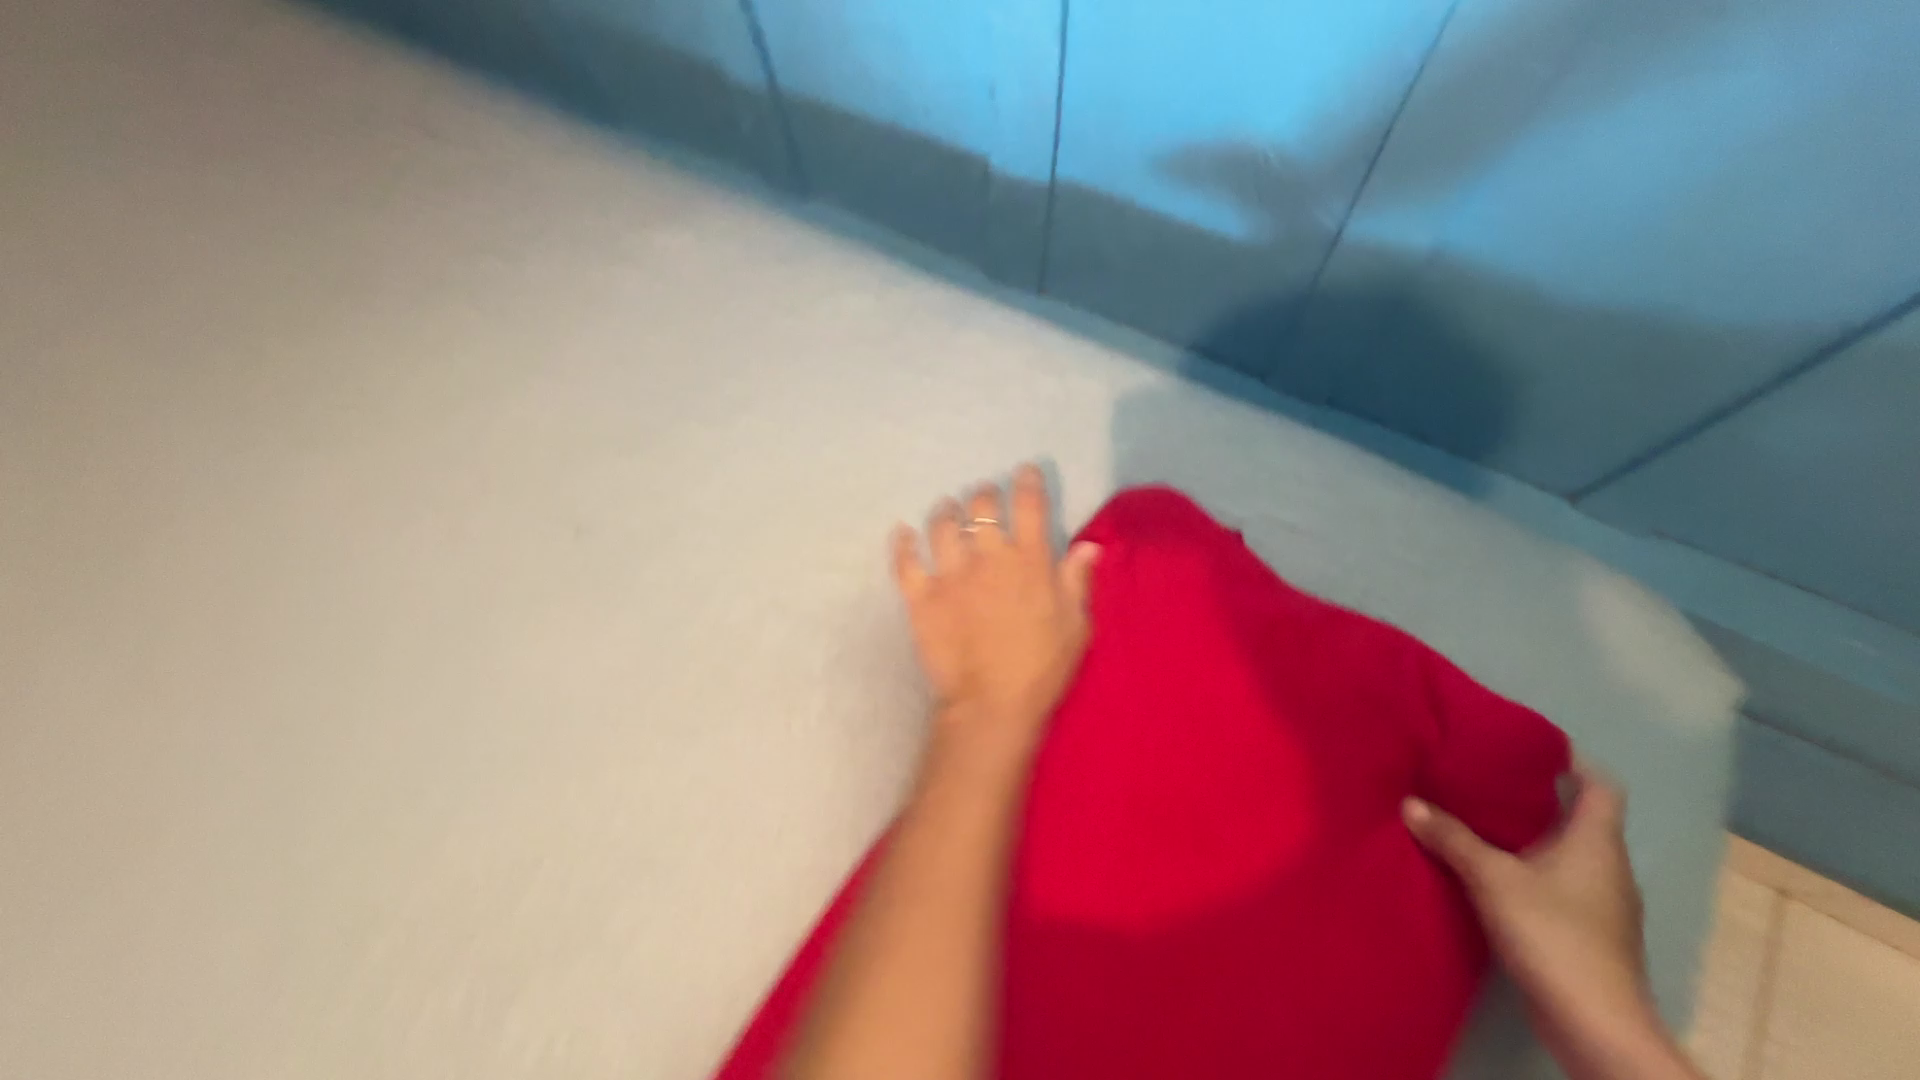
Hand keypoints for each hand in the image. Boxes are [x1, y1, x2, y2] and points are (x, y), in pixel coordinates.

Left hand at [891, 465, 1099, 762]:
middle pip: (981, 507)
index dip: (1026, 482)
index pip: (1029, 505)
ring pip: (942, 525)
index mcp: (1029, 562)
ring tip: (947, 507)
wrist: (993, 705)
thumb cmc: (1042, 668)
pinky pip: (906, 561)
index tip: (1024, 471)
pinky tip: (903, 532)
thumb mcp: (1076, 625)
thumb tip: (1088, 544)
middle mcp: (988, 559)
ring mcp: (950, 576)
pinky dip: (903, 543)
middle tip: (983, 495)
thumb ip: (1077, 581)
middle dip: (983, 494)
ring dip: (945, 511)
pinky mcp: (921, 598)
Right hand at [1403, 766, 1699, 1079]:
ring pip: (1560, 851)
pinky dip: (1521, 868)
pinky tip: (1483, 872)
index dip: (1570, 760)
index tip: (1524, 744)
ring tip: (1471, 817)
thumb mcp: (1492, 878)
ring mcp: (1598, 902)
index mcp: (1596, 842)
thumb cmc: (1553, 935)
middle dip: (1530, 795)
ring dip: (1522, 834)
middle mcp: (1604, 865)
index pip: (1599, 785)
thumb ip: (1452, 838)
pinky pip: (1551, 882)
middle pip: (1574, 816)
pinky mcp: (1582, 931)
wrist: (1594, 1024)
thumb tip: (1410, 802)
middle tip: (1478, 776)